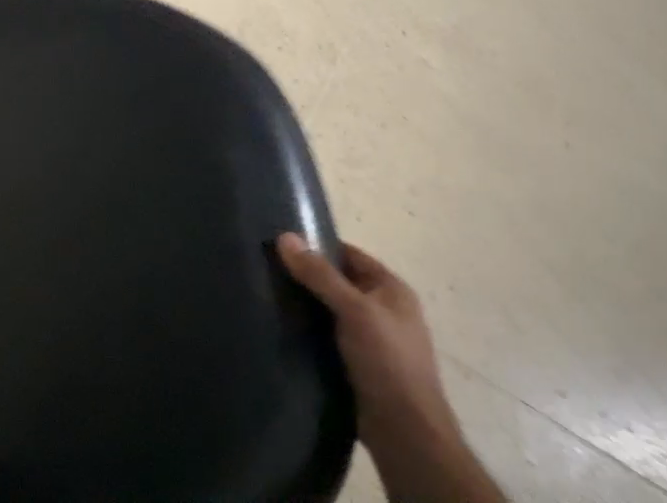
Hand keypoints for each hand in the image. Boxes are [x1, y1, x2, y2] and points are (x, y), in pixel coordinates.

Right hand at [278, 234, 453, 443]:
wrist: (404, 430)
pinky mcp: (353, 361)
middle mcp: (382, 309)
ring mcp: (368, 337)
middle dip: (304, 275)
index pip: (349, 254)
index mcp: (391, 290)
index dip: (317, 245)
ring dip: (301, 304)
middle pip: (335, 281)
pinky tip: (278, 326)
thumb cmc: (387, 361)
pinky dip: (304, 329)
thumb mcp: (354, 310)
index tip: (278, 243)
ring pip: (327, 309)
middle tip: (263, 268)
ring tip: (262, 293)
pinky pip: (323, 334)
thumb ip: (320, 275)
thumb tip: (284, 237)